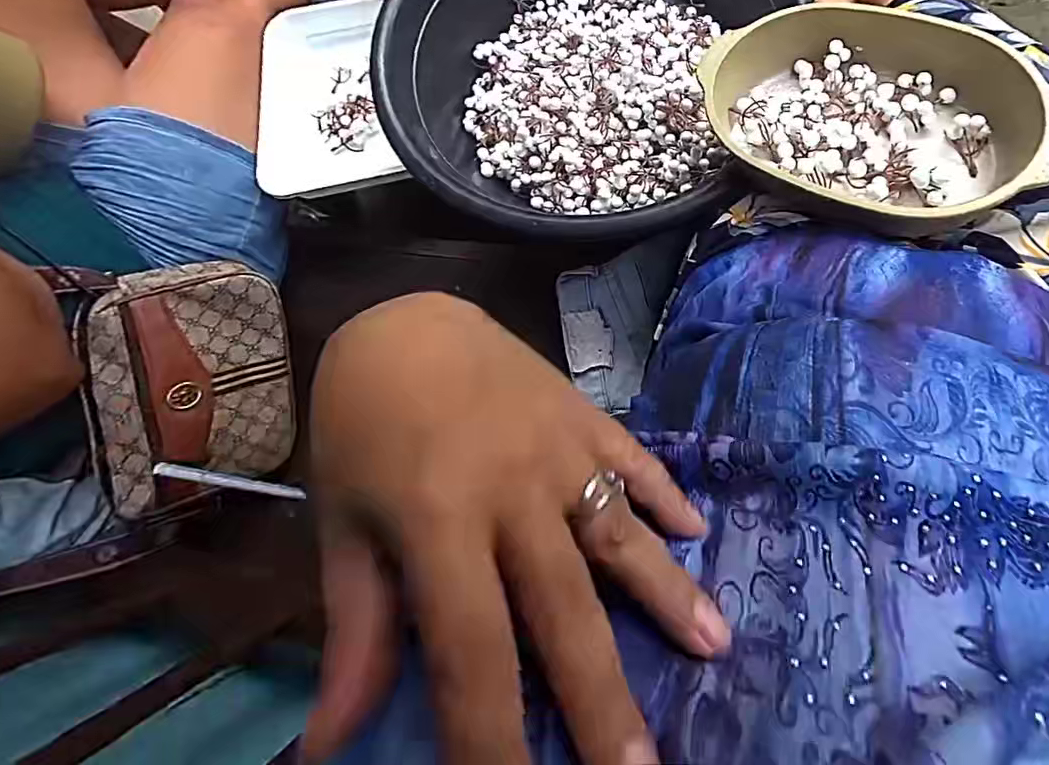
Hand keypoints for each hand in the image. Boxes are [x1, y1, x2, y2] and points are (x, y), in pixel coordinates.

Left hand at [306, 293, 727, 764]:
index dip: (493, 737)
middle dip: (604, 696)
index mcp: (441, 521)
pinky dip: (665, 493)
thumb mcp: (344, 522)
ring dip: (667, 590)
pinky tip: (696, 527)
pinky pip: (633, 457)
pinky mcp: (583, 413)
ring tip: (717, 644)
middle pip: (565, 607)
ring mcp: (559, 446)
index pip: (474, 651)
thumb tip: (331, 744)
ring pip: (619, 531)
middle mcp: (513, 489)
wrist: (408, 325)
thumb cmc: (363, 424)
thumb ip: (357, 626)